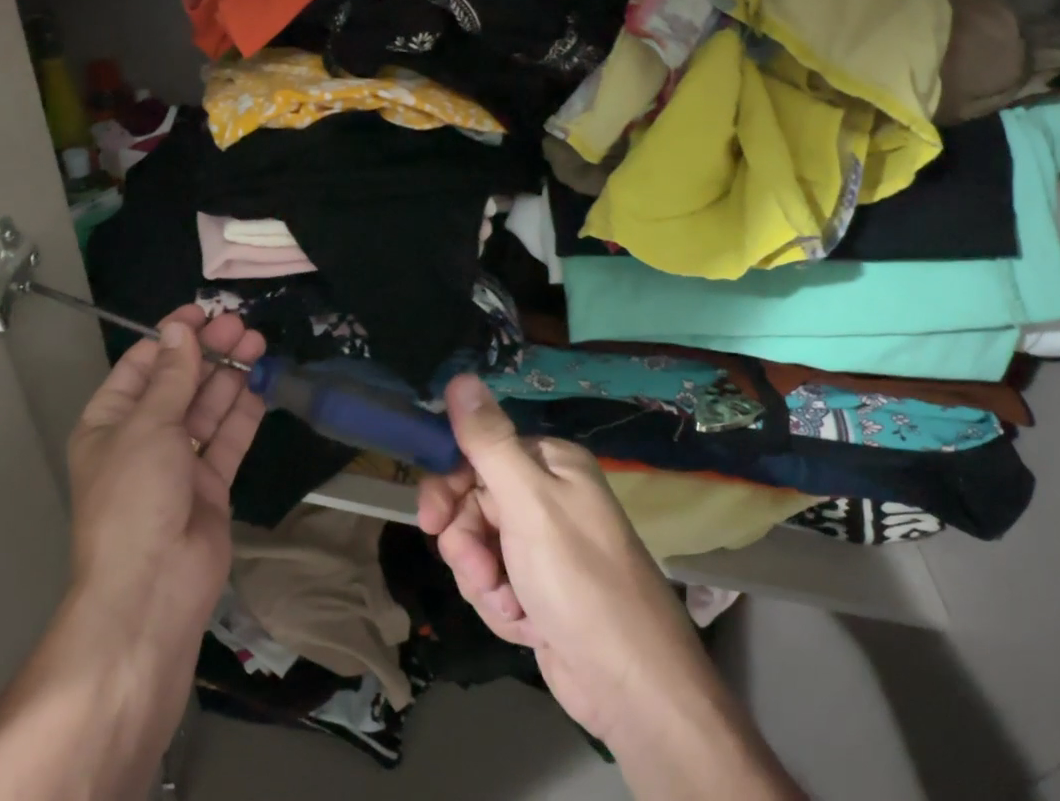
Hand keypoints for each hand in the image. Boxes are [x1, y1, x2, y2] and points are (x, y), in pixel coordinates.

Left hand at [66, 305, 265, 635]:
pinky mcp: (209, 488)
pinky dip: (241, 415)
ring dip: (228, 378)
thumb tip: (178, 329)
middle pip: (178, 385)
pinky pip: (226, 442)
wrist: (152, 585)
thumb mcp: (147, 426)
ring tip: (257, 345)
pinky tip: (259, 386)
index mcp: (108, 422)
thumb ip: (171, 377)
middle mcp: (141, 439)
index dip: (170, 337)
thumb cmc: (134, 495)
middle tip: (241, 327)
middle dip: (207, 354)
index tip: (202, 313)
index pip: (141, 367)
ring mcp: (177, 465)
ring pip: (205, 411)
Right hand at [416, 375, 716, 742]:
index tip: (429, 520)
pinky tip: (526, 625)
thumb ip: (488, 441)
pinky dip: (501, 607)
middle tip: (484, 573)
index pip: (475, 456)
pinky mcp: (539, 589)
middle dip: (468, 546)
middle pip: (470, 506)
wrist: (630, 684)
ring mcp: (544, 547)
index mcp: (551, 465)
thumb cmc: (580, 582)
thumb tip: (460, 376)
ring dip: (484, 582)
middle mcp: (548, 498)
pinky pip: (493, 584)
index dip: (448, 490)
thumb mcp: (528, 504)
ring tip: (514, 607)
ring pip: (475, 549)